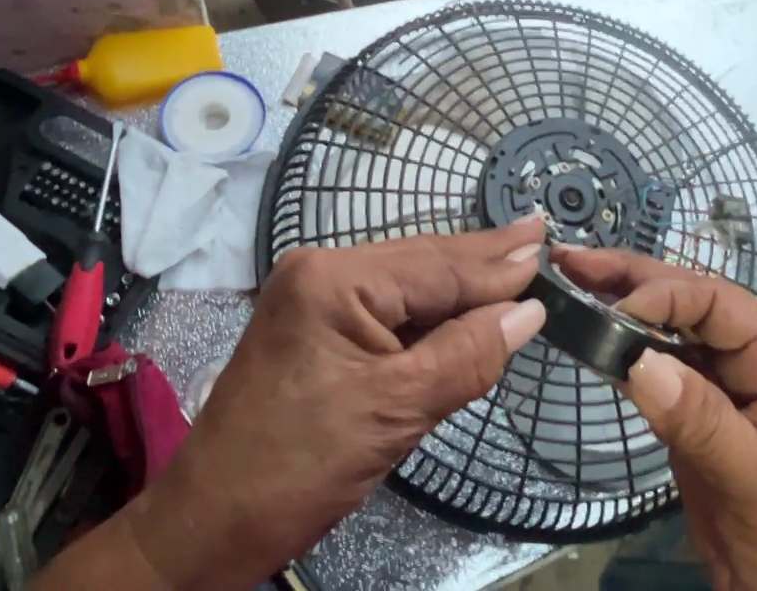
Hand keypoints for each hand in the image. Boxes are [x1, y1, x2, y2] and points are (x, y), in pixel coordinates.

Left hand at [38, 219, 548, 590]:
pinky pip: (387, 309)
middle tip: (536, 232)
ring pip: (406, 285)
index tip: (546, 249)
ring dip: (460, 285)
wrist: (210, 523)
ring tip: (515, 257)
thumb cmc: (297, 468)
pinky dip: (430, 313)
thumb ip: (466, 355)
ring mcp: (315, 297)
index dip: (495, 265)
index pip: (436, 266)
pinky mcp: (316, 326)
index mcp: (335, 280)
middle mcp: (323, 271)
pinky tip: (465, 302)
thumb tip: (529, 312)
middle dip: (481, 260)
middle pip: (421, 263)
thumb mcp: (394, 412)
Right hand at [556, 248, 756, 590]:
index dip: (666, 295)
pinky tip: (589, 335)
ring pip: (664, 331)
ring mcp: (716, 389)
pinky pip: (651, 371)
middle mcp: (748, 364)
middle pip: (688, 304)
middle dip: (632, 278)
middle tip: (570, 260)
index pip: (721, 306)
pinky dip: (618, 350)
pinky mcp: (688, 418)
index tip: (613, 308)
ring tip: (570, 281)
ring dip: (618, 304)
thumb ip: (704, 423)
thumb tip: (635, 358)